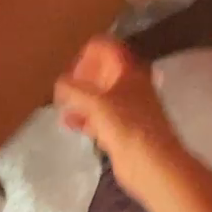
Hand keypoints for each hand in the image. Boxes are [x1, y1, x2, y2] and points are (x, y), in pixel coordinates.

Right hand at [54, 36, 185, 192]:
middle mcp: (131, 85)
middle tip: (64, 88)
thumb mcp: (95, 102)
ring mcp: (129, 108)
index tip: (71, 70)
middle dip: (82, 78)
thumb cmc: (126, 126)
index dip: (86, 54)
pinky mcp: (124, 130)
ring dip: (82, 99)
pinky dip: (86, 118)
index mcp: (129, 70)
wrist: (152, 164)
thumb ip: (74, 90)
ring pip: (101, 96)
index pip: (106, 48)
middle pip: (103, 72)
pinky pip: (101, 117)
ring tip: (62, 106)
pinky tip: (70, 124)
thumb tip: (59, 83)